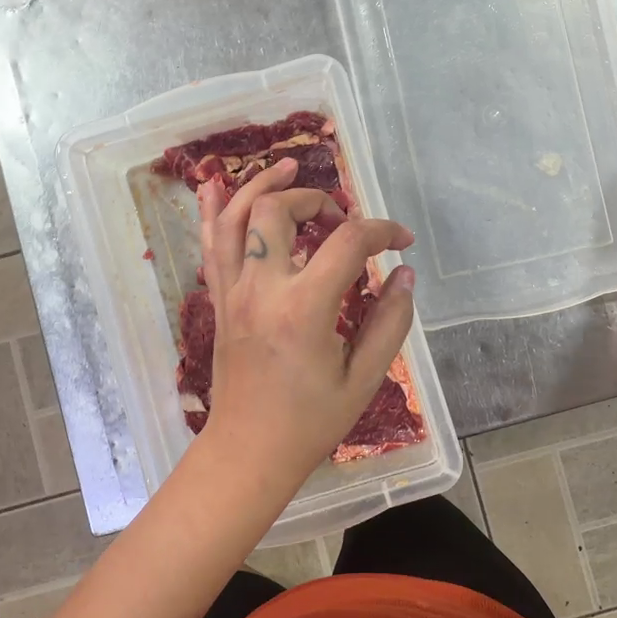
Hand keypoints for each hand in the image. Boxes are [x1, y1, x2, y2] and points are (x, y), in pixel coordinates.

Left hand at [194, 157, 416, 477]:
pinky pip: (211, 245)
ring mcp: (233, 292)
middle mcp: (262, 289)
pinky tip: (216, 184)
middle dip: (317, 200)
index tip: (401, 242)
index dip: (381, 231)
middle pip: (279, 212)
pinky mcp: (219, 300)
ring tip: (288, 166)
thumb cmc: (310, 422)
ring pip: (237, 218)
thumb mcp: (364, 378)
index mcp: (305, 309)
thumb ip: (390, 323)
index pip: (347, 243)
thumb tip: (404, 274)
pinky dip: (214, 211)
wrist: (249, 451)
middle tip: (342, 220)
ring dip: (263, 186)